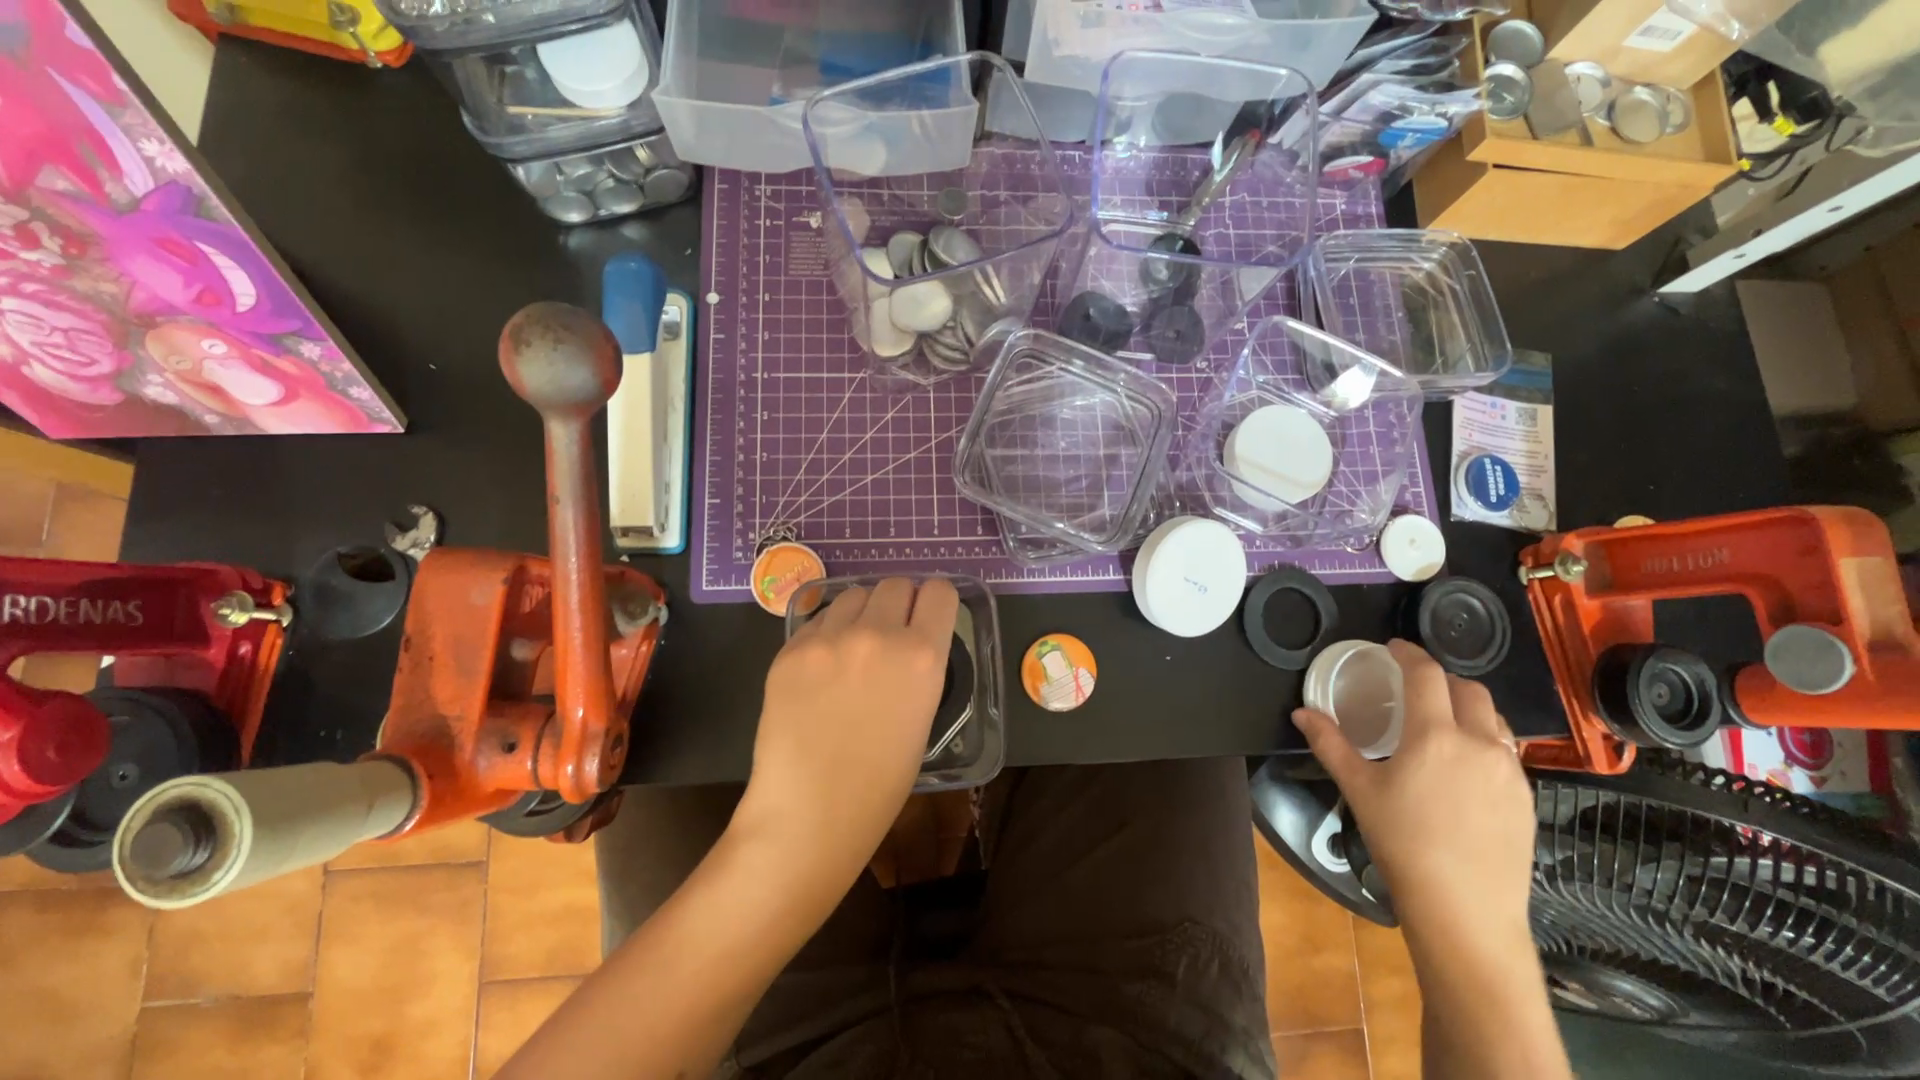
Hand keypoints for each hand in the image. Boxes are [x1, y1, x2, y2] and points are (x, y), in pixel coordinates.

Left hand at [732, 578, 959, 897]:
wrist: (812, 808)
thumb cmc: (880, 781)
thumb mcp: (922, 716)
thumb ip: (919, 668)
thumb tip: (908, 643)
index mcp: (922, 656)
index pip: (939, 593)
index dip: (935, 602)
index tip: (928, 616)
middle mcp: (878, 634)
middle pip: (895, 585)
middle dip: (898, 604)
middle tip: (890, 635)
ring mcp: (829, 638)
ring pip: (853, 596)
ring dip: (860, 613)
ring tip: (852, 651)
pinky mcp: (791, 649)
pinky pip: (817, 622)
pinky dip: (825, 635)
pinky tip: (821, 671)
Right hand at [1292, 639, 1534, 939]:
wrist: (1465, 908)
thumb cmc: (1403, 844)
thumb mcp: (1359, 791)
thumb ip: (1331, 745)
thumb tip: (1302, 713)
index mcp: (1435, 735)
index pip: (1426, 676)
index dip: (1409, 654)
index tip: (1394, 649)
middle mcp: (1480, 743)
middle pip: (1468, 689)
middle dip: (1442, 678)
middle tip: (1417, 684)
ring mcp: (1510, 770)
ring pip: (1494, 719)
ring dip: (1468, 706)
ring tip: (1444, 720)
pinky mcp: (1526, 797)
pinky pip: (1507, 751)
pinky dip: (1485, 740)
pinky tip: (1465, 765)